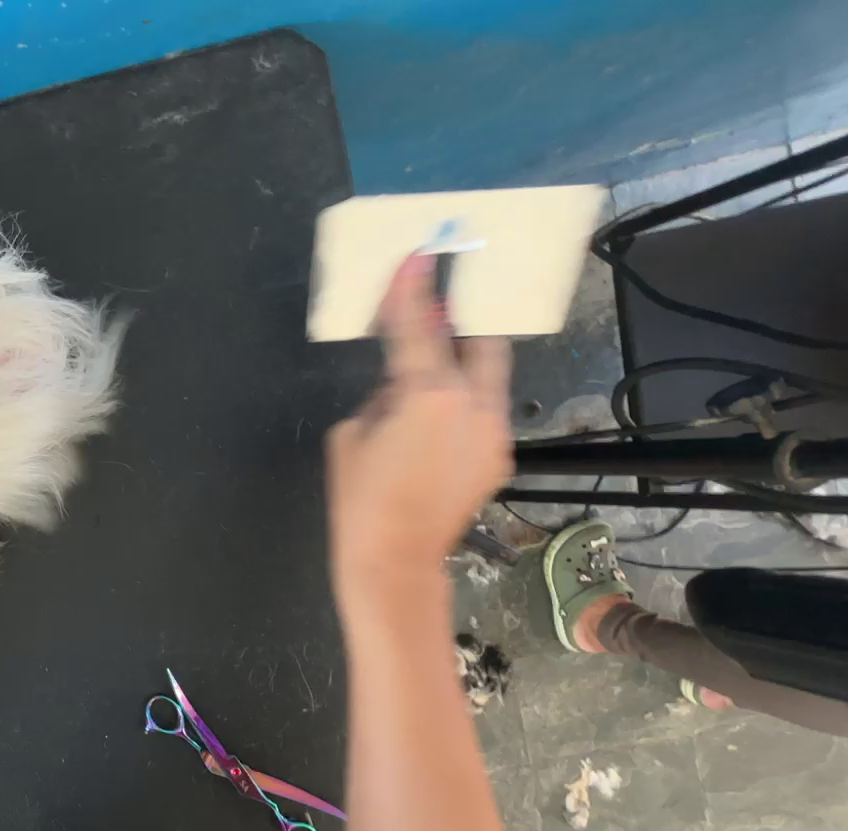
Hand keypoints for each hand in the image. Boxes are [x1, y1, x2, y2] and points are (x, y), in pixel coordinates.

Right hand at [326, 254, 512, 599]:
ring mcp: (495, 430)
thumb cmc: (356, 497)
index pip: (418, 329)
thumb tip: (402, 389)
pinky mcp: (499, 455)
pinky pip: (483, 414)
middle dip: (458, 325)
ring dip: (460, 371)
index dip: (413, 291)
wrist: (392, 558)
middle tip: (437, 318)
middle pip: (478, 343)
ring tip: (428, 386)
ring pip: (487, 378)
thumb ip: (381, 399)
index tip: (419, 254)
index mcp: (426, 394)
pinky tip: (432, 435)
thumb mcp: (348, 436)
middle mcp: (474, 403)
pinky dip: (460, 410)